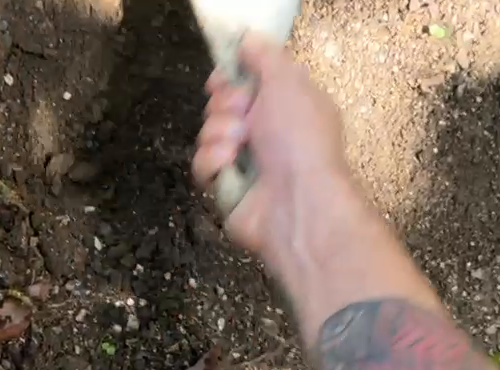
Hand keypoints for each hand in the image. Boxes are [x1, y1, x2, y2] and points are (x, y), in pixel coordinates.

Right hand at [191, 39, 360, 276]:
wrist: (294, 200)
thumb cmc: (298, 137)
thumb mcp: (287, 81)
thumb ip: (264, 56)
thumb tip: (246, 40)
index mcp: (282, 103)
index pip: (243, 82)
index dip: (228, 78)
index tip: (221, 78)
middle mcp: (262, 132)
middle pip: (219, 105)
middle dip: (226, 106)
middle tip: (243, 116)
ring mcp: (242, 162)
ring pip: (206, 134)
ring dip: (220, 134)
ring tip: (239, 145)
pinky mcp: (223, 189)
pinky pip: (201, 165)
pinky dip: (213, 162)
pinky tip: (228, 166)